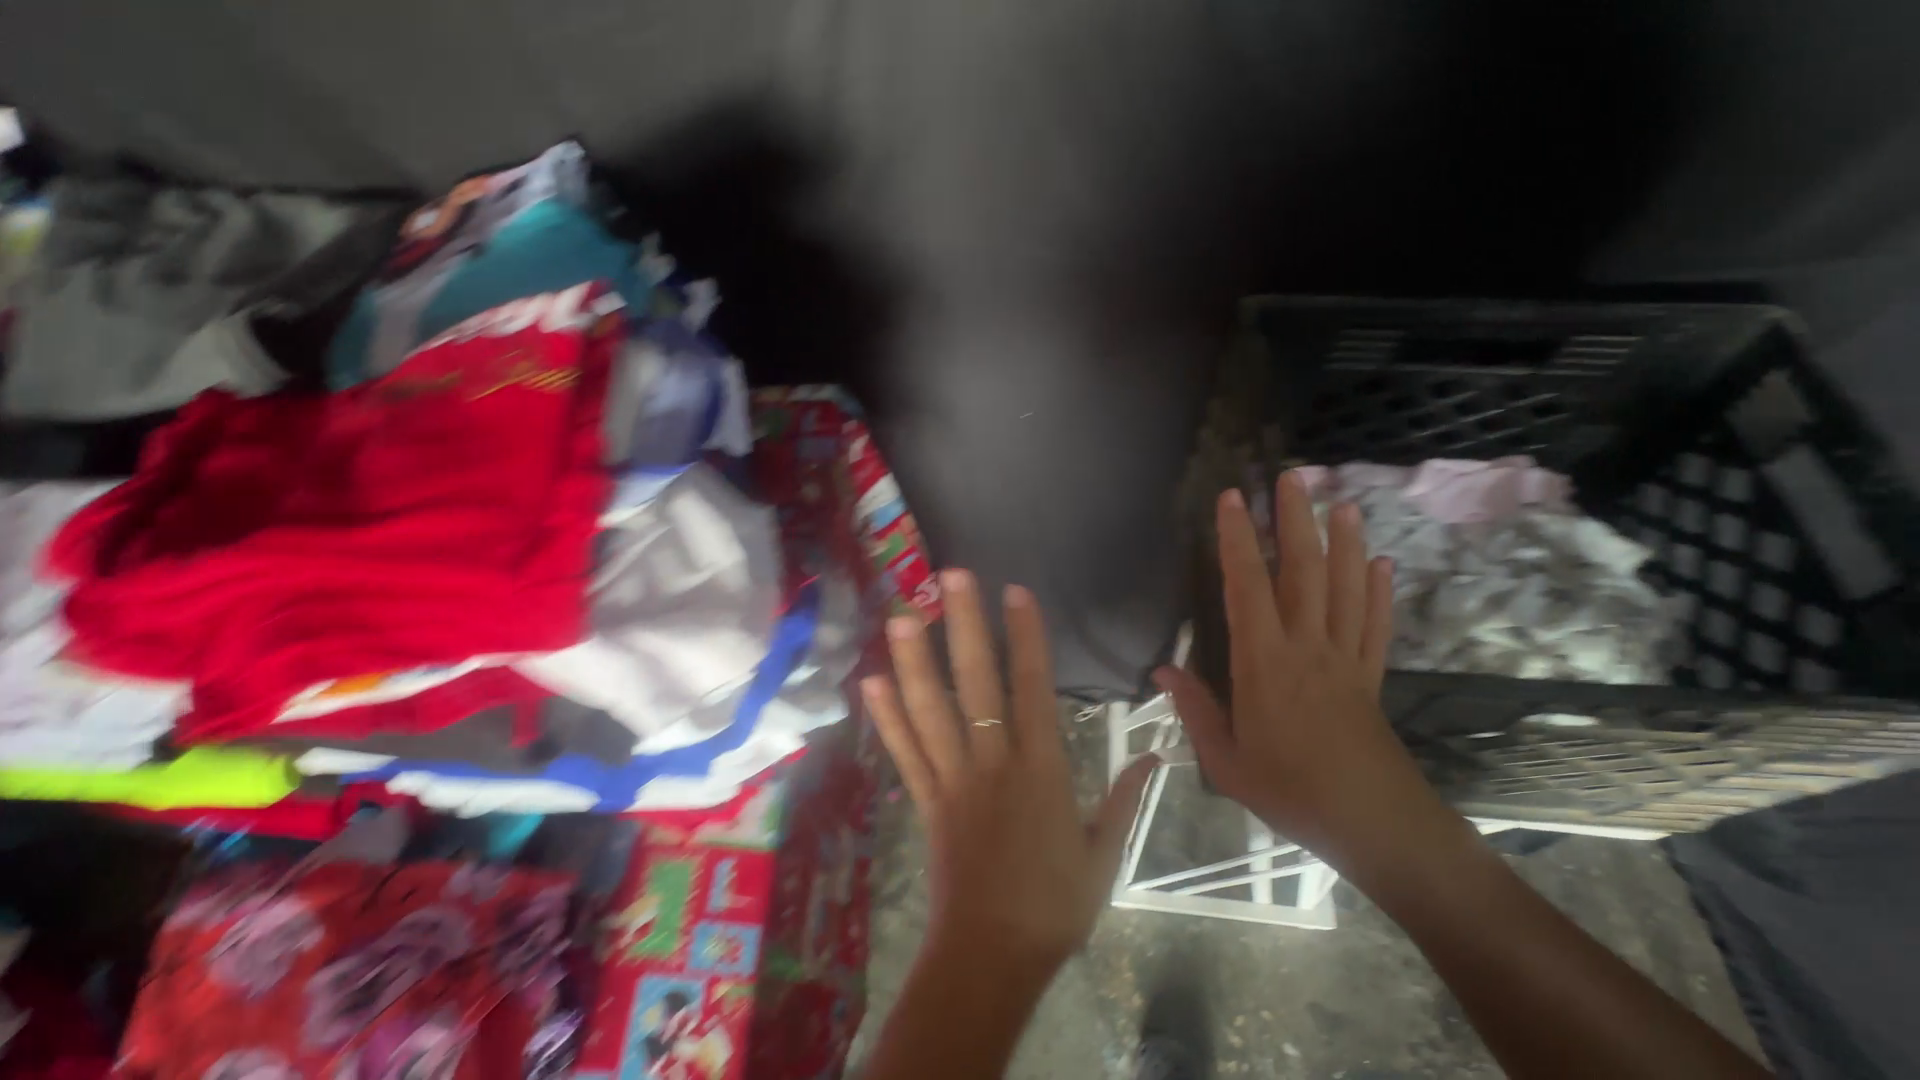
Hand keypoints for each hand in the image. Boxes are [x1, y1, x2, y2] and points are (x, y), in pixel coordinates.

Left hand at [863, 570, 1156, 974]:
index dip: (1025, 637)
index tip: (1015, 592)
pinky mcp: (926, 803)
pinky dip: (887, 718)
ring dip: (914, 661)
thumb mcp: (1104, 856)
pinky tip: (870, 682)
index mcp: (1041, 770)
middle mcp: (992, 763)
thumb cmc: (1055, 907)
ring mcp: (952, 781)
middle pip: (976, 684)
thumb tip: (1156, 756)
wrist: (991, 956)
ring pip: (930, 710)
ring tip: (901, 615)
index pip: (1033, 688)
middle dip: (963, 626)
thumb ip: (1126, 801)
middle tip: (949, 578)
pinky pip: (905, 753)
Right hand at [1153, 471, 1450, 865]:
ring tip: (1342, 503)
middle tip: (1293, 476)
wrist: (1373, 822)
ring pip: (1344, 588)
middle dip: (1296, 521)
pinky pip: (1374, 624)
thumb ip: (1196, 711)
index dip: (1238, 540)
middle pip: (1304, 572)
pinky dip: (1378, 590)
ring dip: (1344, 542)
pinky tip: (1380, 563)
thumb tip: (1163, 669)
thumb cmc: (1291, 792)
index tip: (1233, 499)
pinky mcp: (1370, 676)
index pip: (1248, 588)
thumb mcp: (1227, 761)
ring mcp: (1344, 658)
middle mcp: (1306, 648)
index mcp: (1264, 665)